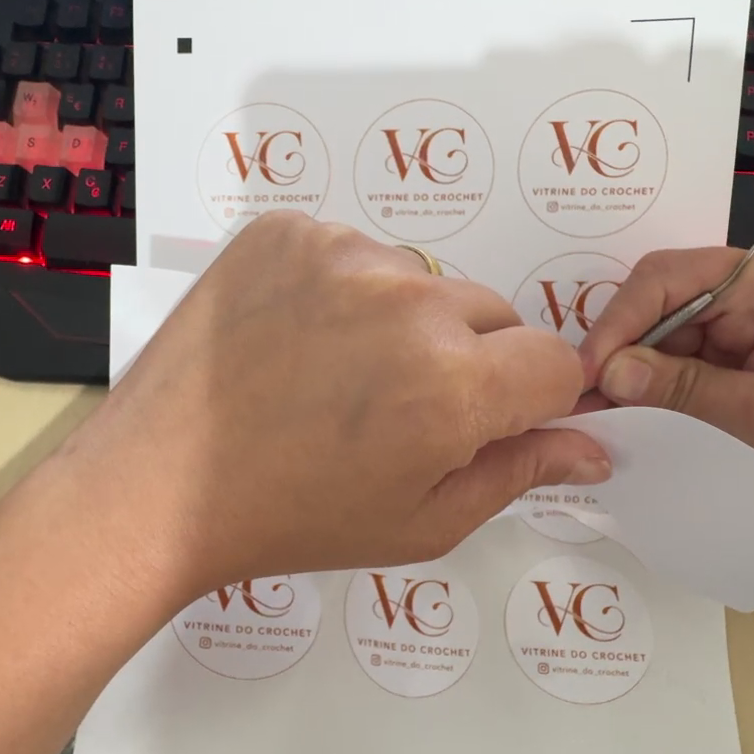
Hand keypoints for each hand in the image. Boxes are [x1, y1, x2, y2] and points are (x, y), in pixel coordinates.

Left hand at [63, 211, 609, 597]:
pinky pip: (354, 252)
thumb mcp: (419, 521)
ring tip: (336, 375)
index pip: (556, 363)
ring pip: (421, 281)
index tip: (492, 419)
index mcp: (453, 385)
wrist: (160, 486)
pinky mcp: (286, 232)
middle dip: (468, 360)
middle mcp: (408, 303)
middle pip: (492, 315)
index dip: (531, 398)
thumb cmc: (288, 519)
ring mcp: (341, 255)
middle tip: (395, 409)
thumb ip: (517, 473)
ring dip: (403, 321)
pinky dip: (343, 291)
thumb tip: (593, 447)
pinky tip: (300, 340)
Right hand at [576, 248, 753, 524]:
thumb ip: (690, 389)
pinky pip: (683, 368)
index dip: (621, 318)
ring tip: (592, 413)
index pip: (673, 276)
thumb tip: (607, 373)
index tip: (586, 373)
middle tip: (577, 399)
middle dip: (617, 346)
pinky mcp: (747, 368)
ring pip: (665, 338)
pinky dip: (652, 390)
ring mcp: (751, 334)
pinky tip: (626, 415)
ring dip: (628, 372)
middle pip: (662, 303)